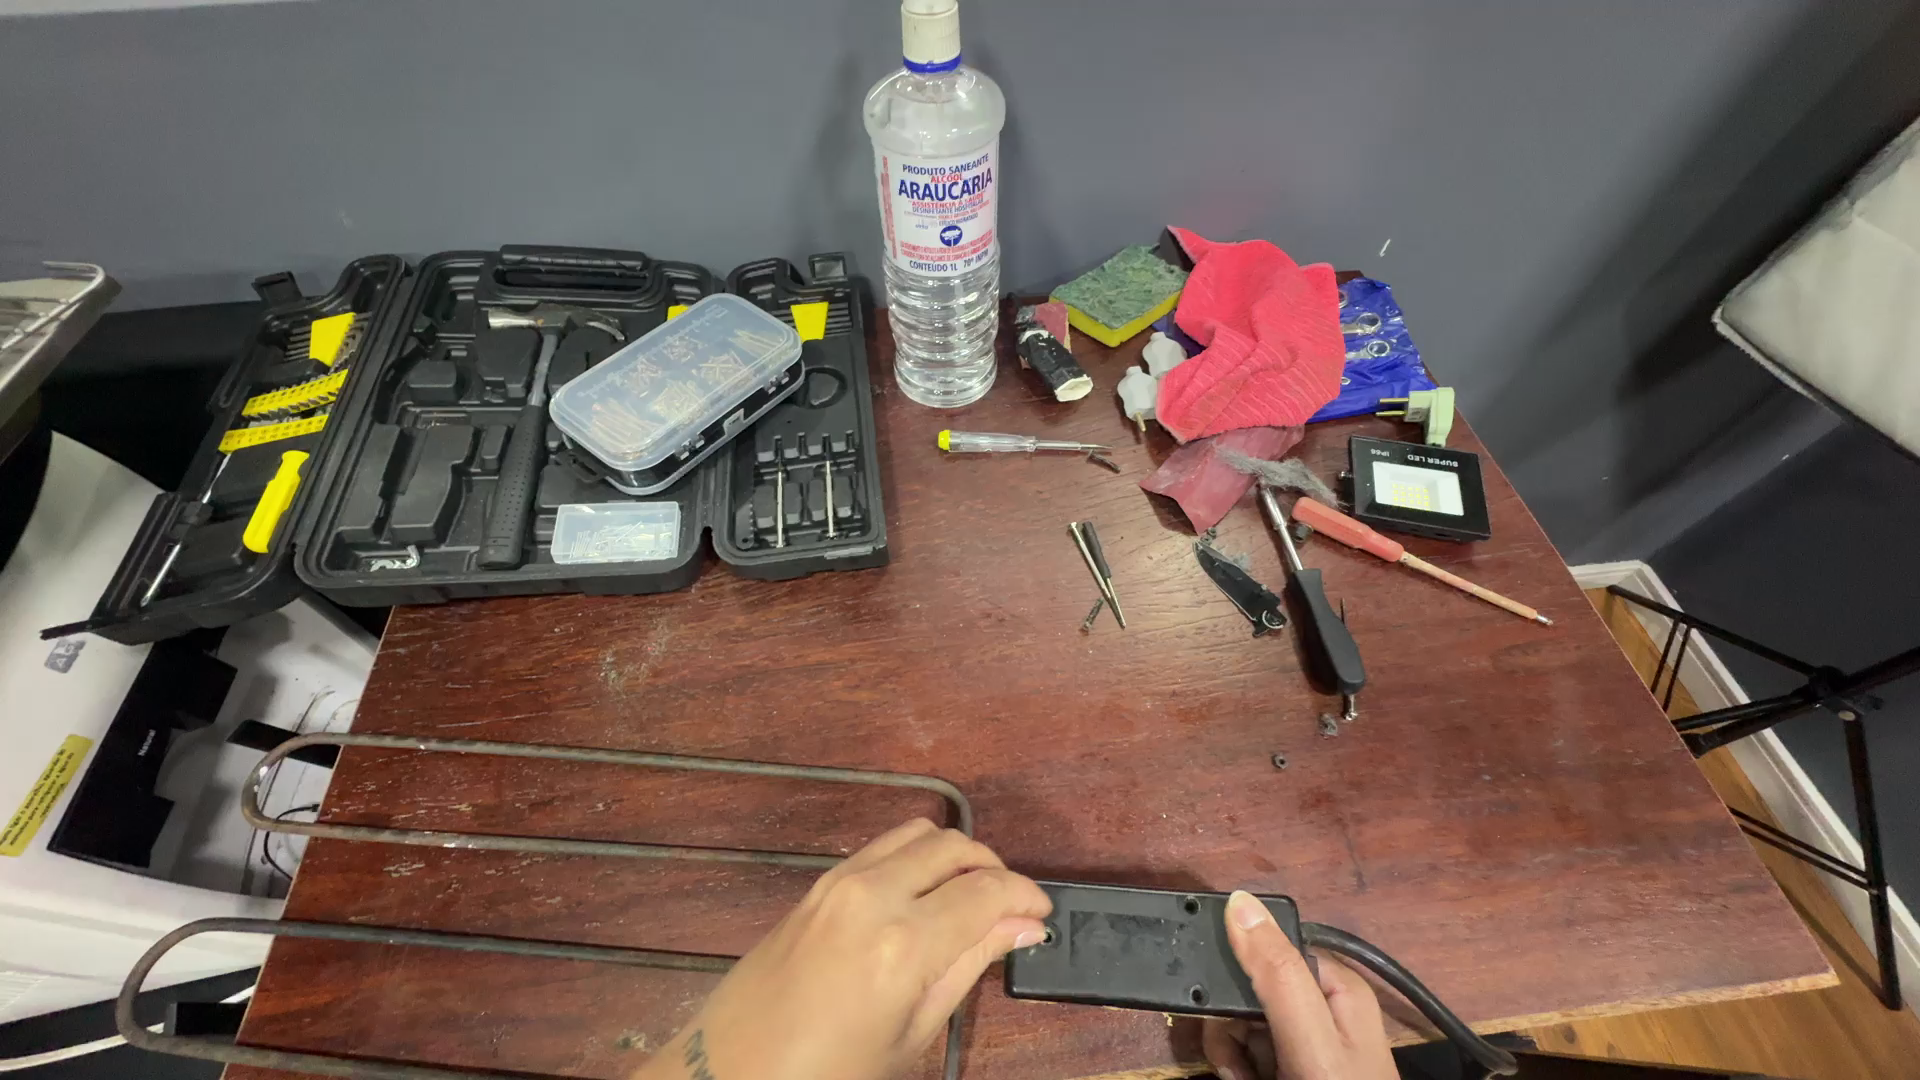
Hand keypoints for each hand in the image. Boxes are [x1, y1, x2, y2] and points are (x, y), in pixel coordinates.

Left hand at [636, 818, 1050, 1079]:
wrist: (731, 1068)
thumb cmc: (831, 1071)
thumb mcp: (912, 1033)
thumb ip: (969, 966)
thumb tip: (1023, 927)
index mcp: (904, 944)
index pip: (986, 893)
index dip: (1025, 897)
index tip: (1042, 914)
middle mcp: (876, 893)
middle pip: (956, 847)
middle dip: (995, 868)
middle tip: (1010, 908)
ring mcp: (844, 878)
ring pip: (922, 832)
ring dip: (957, 853)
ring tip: (970, 893)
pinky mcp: (824, 877)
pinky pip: (886, 843)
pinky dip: (918, 853)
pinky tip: (925, 889)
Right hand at [1202, 891, 1396, 1079]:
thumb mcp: (1310, 1044)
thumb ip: (1277, 973)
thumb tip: (1240, 899)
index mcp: (1335, 984)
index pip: (1267, 946)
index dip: (1234, 970)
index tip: (1217, 1005)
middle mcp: (1323, 1006)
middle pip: (1248, 985)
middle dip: (1227, 1022)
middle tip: (1233, 1063)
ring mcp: (1308, 1042)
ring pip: (1240, 1020)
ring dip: (1227, 1050)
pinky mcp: (1294, 1067)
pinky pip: (1247, 1050)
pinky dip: (1236, 1067)